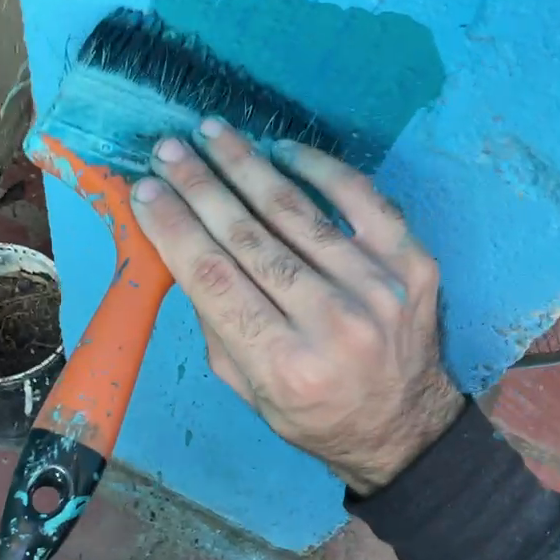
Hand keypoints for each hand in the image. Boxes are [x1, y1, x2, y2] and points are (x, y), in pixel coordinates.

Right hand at [129, 118, 463, 494]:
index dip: (174, 229)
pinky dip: (322, 168)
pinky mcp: (413, 264)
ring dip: (248, 165)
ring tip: (214, 133)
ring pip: (298, 212)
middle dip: (200, 187)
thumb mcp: (250, 390)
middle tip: (169, 150)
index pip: (213, 279)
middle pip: (248, 238)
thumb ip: (217, 323)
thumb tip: (186, 248)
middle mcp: (332, 324)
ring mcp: (378, 289)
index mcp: (284, 366)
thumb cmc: (315, 414)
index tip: (146, 191)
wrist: (404, 426)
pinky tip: (284, 149)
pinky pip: (363, 199)